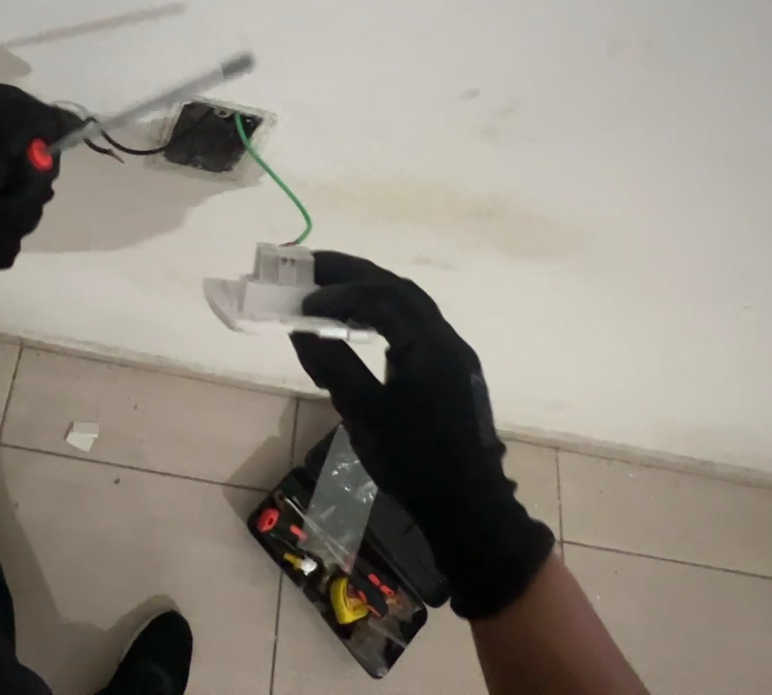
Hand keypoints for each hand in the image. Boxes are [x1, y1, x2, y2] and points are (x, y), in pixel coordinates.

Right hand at [291, 252, 554, 618]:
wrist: (469, 507)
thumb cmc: (414, 462)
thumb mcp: (365, 415)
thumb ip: (333, 366)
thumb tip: (301, 331)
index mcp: (429, 347)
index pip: (380, 300)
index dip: (338, 295)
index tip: (302, 303)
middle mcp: (446, 338)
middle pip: (397, 288)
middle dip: (353, 272)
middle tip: (310, 265)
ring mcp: (452, 351)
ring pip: (409, 301)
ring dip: (369, 287)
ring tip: (329, 286)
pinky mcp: (450, 366)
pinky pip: (415, 321)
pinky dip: (383, 309)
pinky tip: (360, 320)